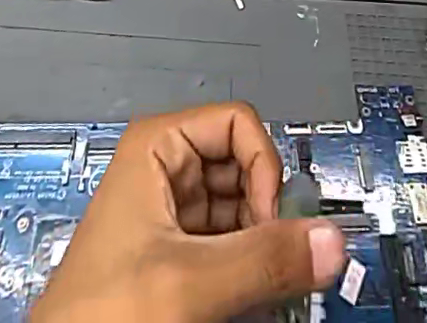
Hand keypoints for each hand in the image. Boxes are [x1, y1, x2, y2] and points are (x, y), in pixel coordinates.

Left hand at [32, 102, 347, 322]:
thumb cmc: (97, 313)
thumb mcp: (187, 282)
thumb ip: (264, 259)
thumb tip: (329, 240)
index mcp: (159, 145)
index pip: (239, 123)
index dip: (261, 167)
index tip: (268, 219)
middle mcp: (169, 169)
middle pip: (247, 167)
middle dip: (264, 215)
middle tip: (266, 259)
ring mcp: (177, 210)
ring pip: (245, 209)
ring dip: (260, 246)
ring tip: (254, 286)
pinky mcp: (183, 249)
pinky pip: (234, 242)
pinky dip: (248, 267)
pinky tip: (244, 298)